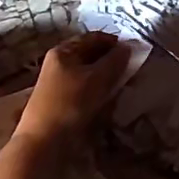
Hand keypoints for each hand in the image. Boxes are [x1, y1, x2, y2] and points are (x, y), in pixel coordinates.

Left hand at [15, 32, 130, 144]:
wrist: (44, 141)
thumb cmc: (71, 103)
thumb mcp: (97, 79)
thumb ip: (115, 61)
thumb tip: (128, 46)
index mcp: (63, 51)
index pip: (94, 38)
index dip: (114, 42)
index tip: (134, 51)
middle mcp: (59, 63)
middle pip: (90, 56)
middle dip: (111, 62)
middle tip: (132, 70)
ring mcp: (58, 83)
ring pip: (89, 74)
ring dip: (106, 79)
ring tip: (123, 87)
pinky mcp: (61, 101)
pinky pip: (85, 90)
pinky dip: (98, 93)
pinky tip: (109, 102)